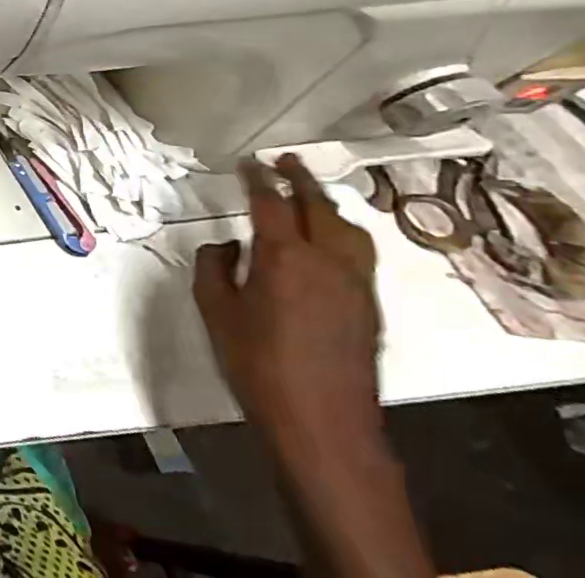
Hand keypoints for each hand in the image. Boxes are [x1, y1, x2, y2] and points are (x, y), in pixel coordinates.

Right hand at [194, 154, 381, 446]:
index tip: (248, 162)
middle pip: (317, 204)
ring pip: (347, 226)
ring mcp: (356, 282)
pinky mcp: (371, 305)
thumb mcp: (216, 313)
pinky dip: (342, 230)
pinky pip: (359, 251)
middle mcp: (327, 259)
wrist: (323, 424)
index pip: (270, 201)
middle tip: (285, 160)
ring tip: (311, 194)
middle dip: (300, 178)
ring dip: (327, 203)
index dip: (258, 177)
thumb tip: (227, 245)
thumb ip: (214, 267)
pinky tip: (330, 240)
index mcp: (284, 257)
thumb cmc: (258, 366)